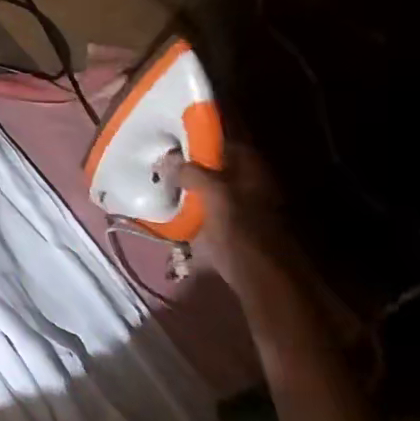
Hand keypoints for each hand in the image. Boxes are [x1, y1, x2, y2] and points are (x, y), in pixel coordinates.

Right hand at [168, 147, 288, 290]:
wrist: (262, 280)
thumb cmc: (242, 234)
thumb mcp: (216, 197)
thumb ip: (193, 174)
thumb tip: (167, 157)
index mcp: (253, 174)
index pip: (227, 145)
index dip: (201, 140)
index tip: (171, 140)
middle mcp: (250, 186)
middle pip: (216, 167)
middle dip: (188, 164)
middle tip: (158, 162)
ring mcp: (241, 208)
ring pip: (208, 189)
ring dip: (186, 186)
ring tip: (157, 184)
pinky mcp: (229, 228)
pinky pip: (204, 209)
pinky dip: (187, 206)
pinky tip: (168, 209)